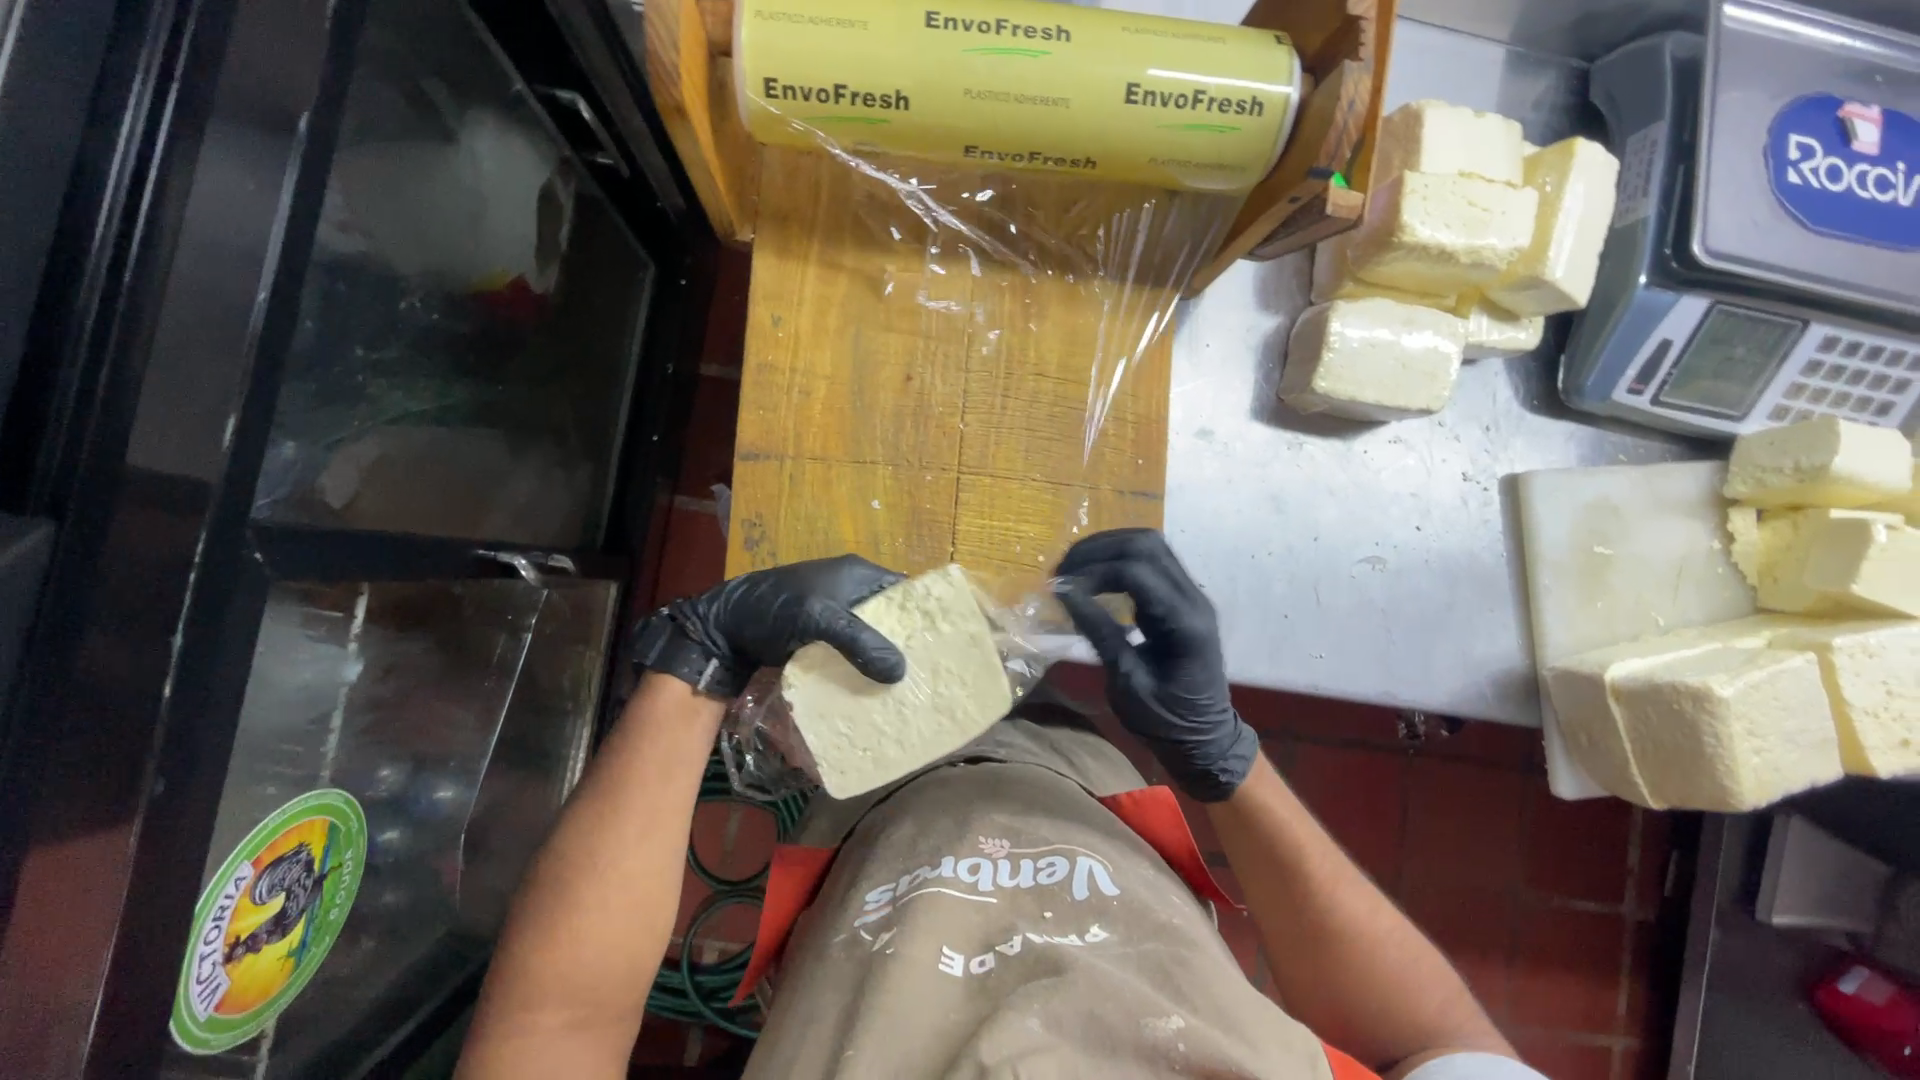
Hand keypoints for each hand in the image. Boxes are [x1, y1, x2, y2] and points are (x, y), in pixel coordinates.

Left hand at [669, 555, 907, 696]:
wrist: (723, 627)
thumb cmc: (773, 610)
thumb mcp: (818, 620)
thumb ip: (859, 641)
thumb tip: (900, 671)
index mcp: (858, 574)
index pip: (905, 592)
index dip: (925, 615)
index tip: (946, 645)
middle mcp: (852, 591)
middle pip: (892, 618)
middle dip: (907, 644)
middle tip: (930, 675)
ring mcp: (836, 616)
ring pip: (872, 638)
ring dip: (884, 660)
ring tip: (909, 689)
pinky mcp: (821, 638)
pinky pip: (852, 652)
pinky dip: (862, 668)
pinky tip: (874, 692)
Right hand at [1053, 529, 1255, 801]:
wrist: (1205, 739)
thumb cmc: (1166, 722)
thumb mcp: (1127, 683)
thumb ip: (1099, 633)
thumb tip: (1064, 592)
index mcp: (1185, 623)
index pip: (1135, 572)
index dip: (1092, 573)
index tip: (1059, 589)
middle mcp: (1193, 598)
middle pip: (1145, 545)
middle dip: (1096, 550)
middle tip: (1061, 573)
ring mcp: (1191, 595)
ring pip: (1149, 545)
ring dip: (1106, 549)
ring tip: (1072, 571)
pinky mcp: (1181, 598)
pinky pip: (1150, 562)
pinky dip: (1117, 561)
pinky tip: (1093, 579)